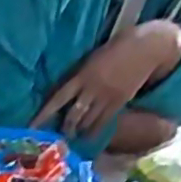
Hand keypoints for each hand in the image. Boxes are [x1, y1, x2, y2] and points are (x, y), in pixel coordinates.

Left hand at [33, 22, 180, 139]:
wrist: (149, 45)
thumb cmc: (117, 49)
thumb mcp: (93, 59)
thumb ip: (79, 77)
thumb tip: (64, 97)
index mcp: (83, 75)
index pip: (58, 99)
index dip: (43, 115)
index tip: (31, 128)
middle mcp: (92, 89)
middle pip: (72, 116)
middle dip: (64, 128)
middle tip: (58, 134)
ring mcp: (106, 97)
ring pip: (85, 122)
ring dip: (77, 131)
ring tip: (73, 135)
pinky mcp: (119, 102)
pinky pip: (101, 123)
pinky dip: (92, 131)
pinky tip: (87, 136)